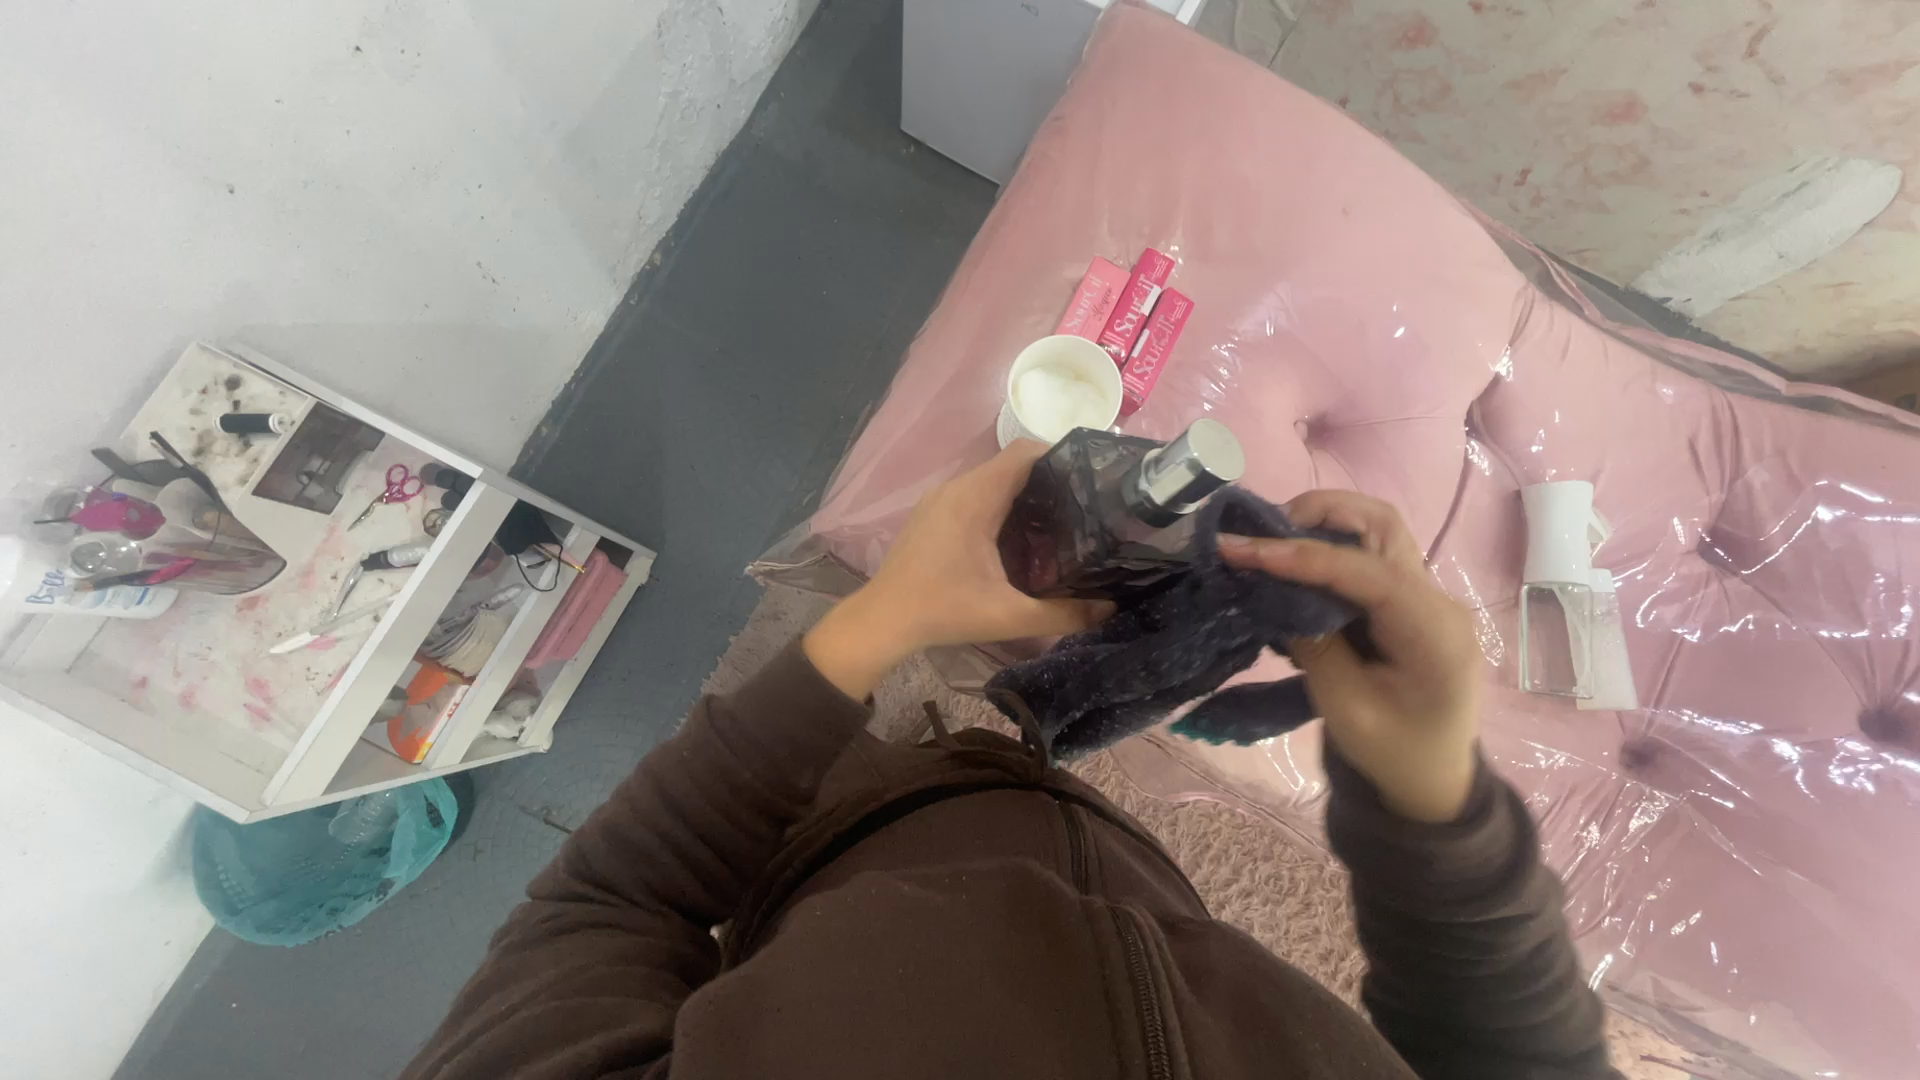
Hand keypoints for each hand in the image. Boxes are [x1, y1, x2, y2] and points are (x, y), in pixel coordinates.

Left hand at [803, 441, 1111, 698]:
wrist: (882, 621)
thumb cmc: (943, 611)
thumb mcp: (1008, 616)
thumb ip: (1063, 614)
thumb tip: (1110, 608)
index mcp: (975, 497)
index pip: (1025, 452)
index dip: (1061, 457)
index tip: (1091, 479)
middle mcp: (956, 487)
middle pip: (1012, 464)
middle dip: (1050, 480)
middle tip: (1085, 507)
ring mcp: (940, 498)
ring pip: (992, 480)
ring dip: (1025, 494)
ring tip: (1060, 523)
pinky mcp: (932, 513)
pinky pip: (975, 494)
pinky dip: (1001, 505)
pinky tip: (1019, 539)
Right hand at [1217, 491, 1481, 822]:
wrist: (1432, 779)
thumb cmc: (1391, 753)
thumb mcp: (1344, 708)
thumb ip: (1314, 644)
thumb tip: (1275, 593)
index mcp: (1433, 634)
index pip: (1368, 572)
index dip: (1303, 556)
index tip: (1244, 550)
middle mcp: (1436, 600)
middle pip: (1381, 523)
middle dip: (1317, 514)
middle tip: (1260, 534)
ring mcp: (1424, 594)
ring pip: (1374, 527)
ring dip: (1320, 521)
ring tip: (1270, 542)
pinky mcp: (1404, 598)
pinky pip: (1364, 551)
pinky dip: (1324, 543)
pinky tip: (1288, 561)